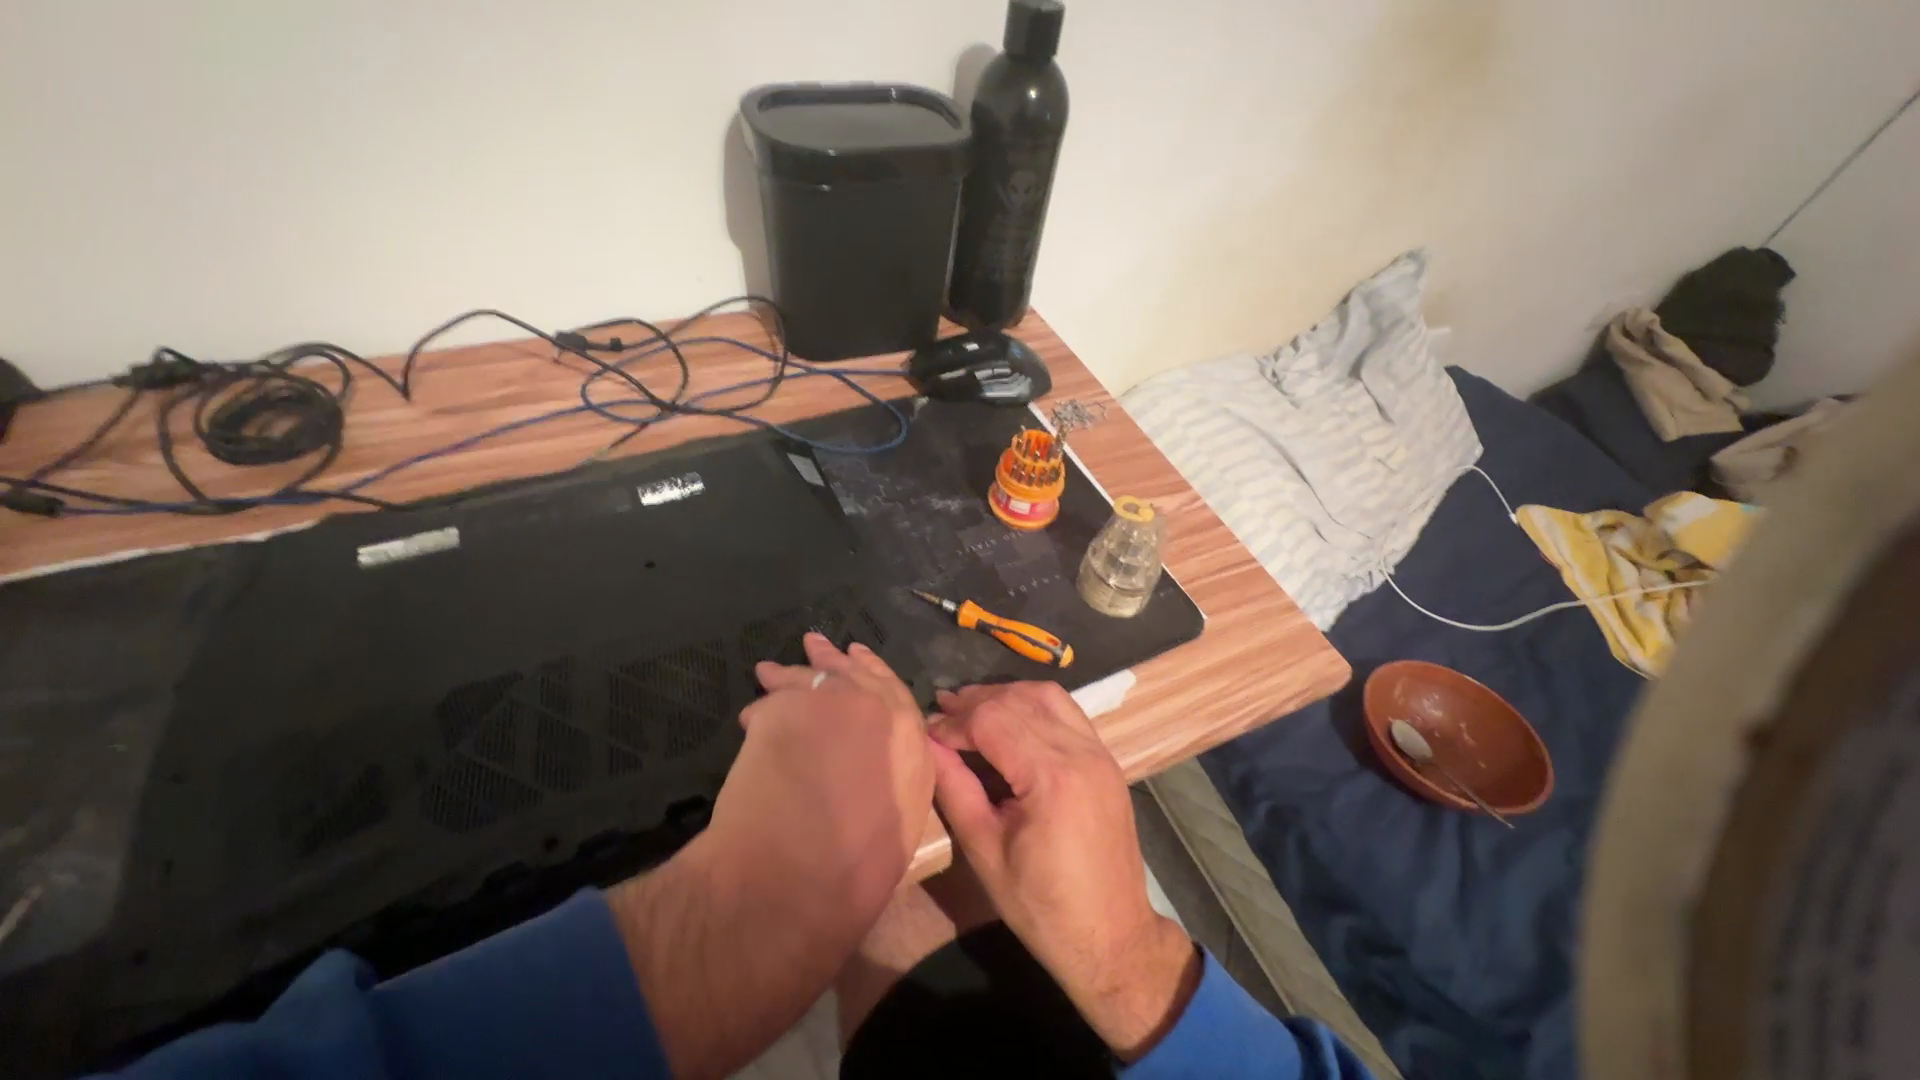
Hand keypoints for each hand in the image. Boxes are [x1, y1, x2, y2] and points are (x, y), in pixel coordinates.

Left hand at [726, 631, 935, 885]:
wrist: (800, 873)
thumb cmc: (856, 868)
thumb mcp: (898, 822)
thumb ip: (892, 778)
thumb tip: (874, 772)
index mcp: (912, 741)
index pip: (895, 693)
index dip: (874, 674)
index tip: (860, 658)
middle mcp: (877, 709)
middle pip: (852, 673)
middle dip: (834, 659)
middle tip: (817, 645)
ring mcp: (831, 702)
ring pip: (808, 678)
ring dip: (790, 674)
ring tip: (771, 671)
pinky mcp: (784, 708)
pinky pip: (771, 701)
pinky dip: (760, 708)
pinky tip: (750, 716)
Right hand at [927, 682, 1201, 1062]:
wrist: (1111, 938)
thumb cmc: (1041, 905)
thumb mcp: (984, 850)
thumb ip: (954, 788)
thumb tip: (927, 743)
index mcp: (1052, 776)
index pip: (993, 719)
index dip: (955, 721)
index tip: (926, 732)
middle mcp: (1082, 752)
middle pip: (1020, 700)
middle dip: (976, 701)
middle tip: (941, 711)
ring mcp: (1100, 754)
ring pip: (1048, 697)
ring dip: (1007, 696)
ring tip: (970, 710)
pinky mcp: (1107, 761)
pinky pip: (1068, 713)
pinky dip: (1034, 706)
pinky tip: (1009, 721)